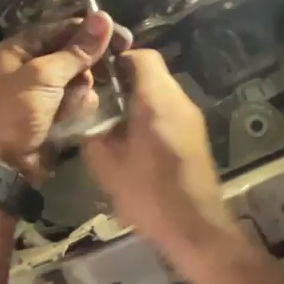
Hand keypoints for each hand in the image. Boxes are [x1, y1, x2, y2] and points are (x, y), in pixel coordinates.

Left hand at [0, 12, 119, 184]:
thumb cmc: (13, 113)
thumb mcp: (43, 76)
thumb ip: (76, 50)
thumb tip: (104, 18)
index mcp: (18, 50)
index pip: (60, 29)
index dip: (89, 31)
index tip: (121, 35)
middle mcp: (29, 69)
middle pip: (72, 56)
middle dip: (86, 66)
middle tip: (110, 69)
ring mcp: (41, 96)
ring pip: (78, 82)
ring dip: (81, 92)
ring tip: (75, 104)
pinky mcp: (52, 119)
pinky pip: (75, 105)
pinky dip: (78, 110)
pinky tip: (76, 117)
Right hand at [82, 49, 237, 261]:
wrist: (194, 226)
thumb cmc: (148, 193)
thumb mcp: (106, 163)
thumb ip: (93, 130)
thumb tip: (87, 113)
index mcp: (157, 99)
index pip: (141, 56)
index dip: (117, 60)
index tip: (97, 76)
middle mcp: (180, 101)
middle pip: (152, 74)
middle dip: (124, 83)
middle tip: (99, 102)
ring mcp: (192, 118)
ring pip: (161, 94)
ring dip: (138, 101)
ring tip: (113, 124)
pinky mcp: (196, 136)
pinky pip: (170, 112)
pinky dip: (151, 117)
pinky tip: (133, 142)